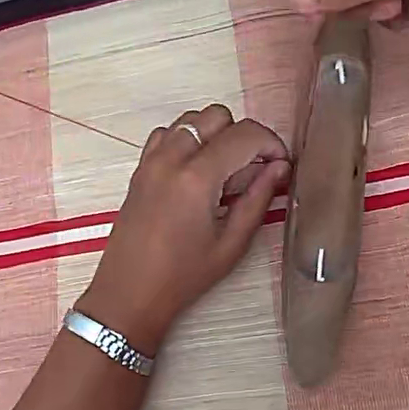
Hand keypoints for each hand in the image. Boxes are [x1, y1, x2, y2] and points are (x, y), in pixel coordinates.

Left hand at [75, 104, 290, 354]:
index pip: (244, 134)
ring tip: (223, 171)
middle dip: (242, 135)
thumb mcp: (231, 245)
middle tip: (252, 169)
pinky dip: (186, 140)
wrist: (129, 293)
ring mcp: (150, 162)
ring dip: (213, 134)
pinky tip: (195, 171)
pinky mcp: (138, 171)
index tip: (279, 165)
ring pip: (189, 120)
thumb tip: (279, 168)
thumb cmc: (182, 278)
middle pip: (216, 115)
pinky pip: (166, 135)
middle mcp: (170, 159)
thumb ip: (258, 200)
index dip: (271, 143)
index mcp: (197, 177)